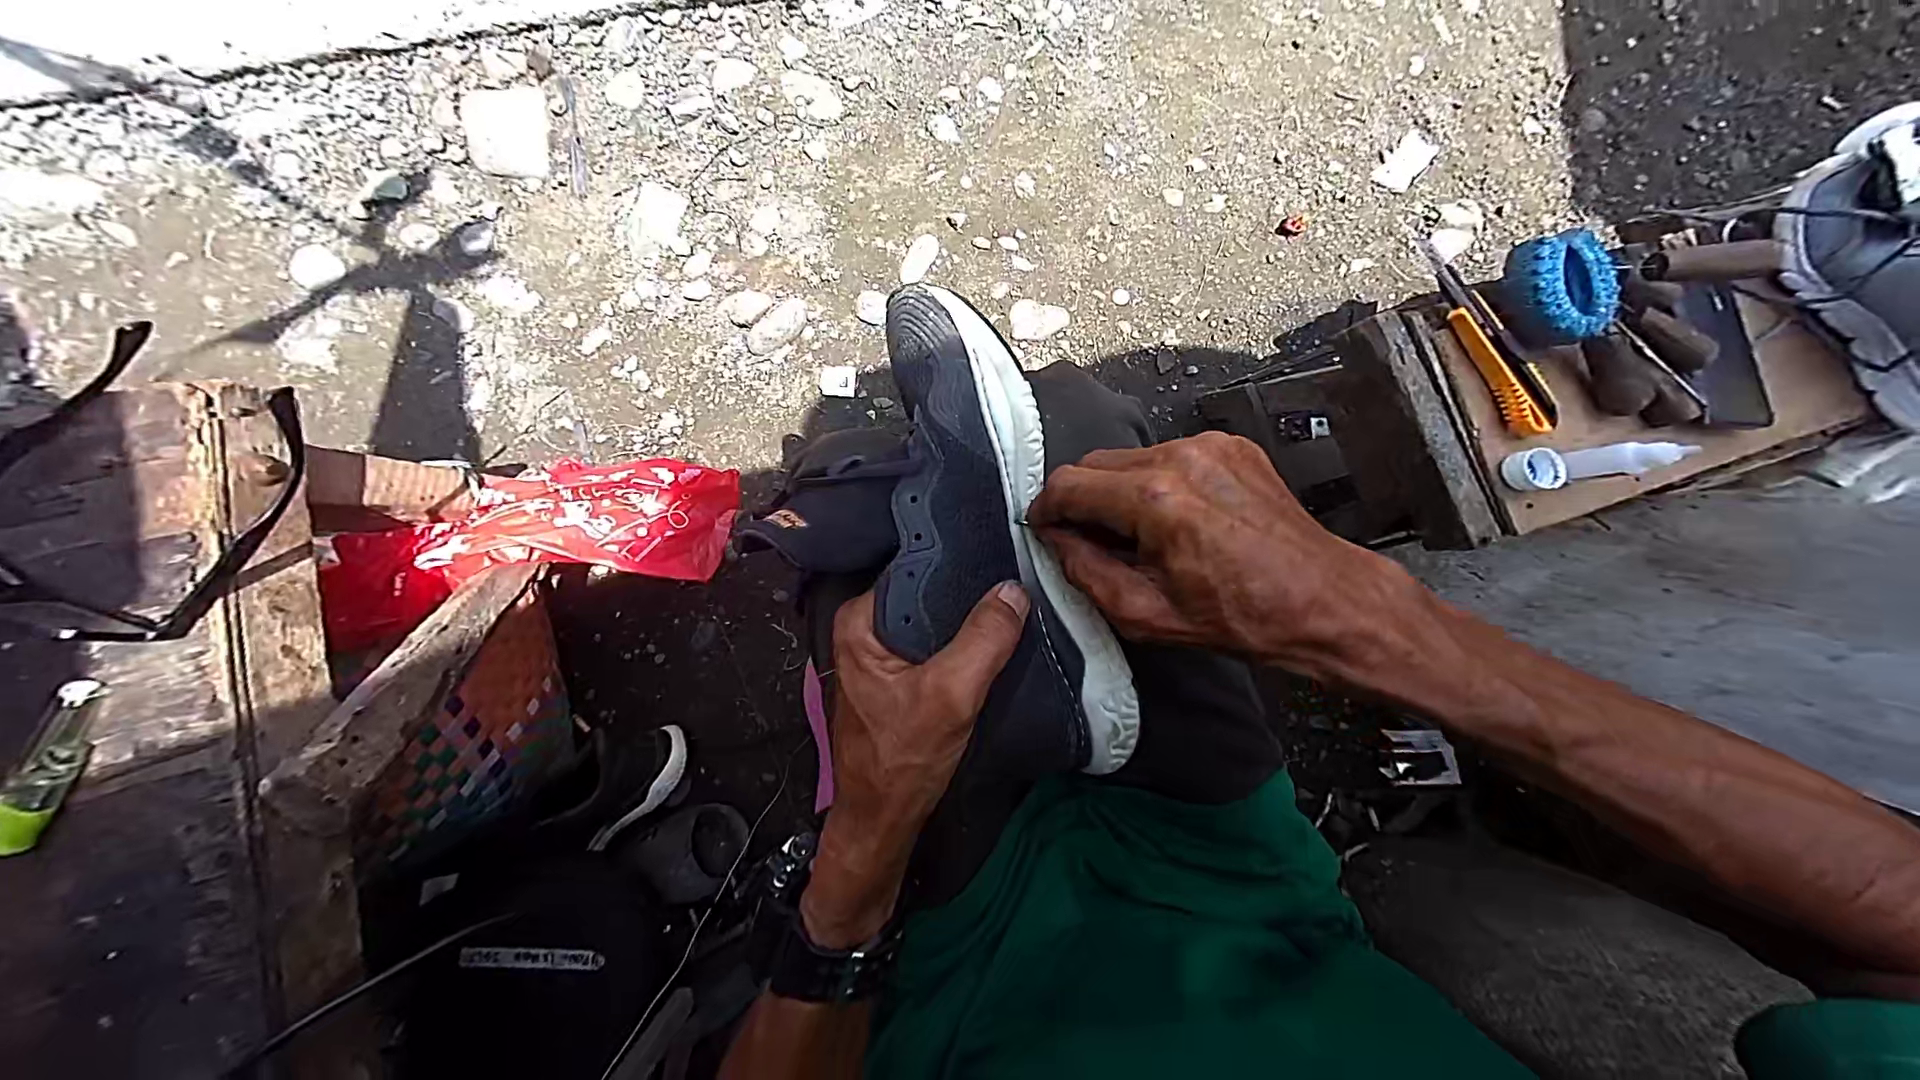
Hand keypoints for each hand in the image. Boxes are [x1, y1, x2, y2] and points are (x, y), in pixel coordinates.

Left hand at [800, 583, 1028, 946]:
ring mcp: (881, 653)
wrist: (884, 819)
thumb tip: (1013, 592)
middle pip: (926, 592)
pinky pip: (934, 643)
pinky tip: (989, 642)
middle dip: (966, 590)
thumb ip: (983, 640)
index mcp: (860, 621)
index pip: (914, 568)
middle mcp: (865, 629)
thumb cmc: (902, 760)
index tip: (997, 556)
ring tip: (1008, 608)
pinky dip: (960, 643)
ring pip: (933, 619)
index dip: (957, 562)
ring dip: (966, 619)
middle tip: (1011, 584)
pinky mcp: (898, 675)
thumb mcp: (951, 695)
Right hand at [1027, 432, 1432, 686]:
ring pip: (1127, 458)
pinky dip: (1152, 483)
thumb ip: (1083, 571)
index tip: (1044, 526)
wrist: (1321, 600)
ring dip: (1116, 492)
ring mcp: (1210, 448)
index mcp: (1158, 501)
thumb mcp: (1144, 613)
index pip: (1068, 484)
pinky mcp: (1229, 447)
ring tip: (1136, 536)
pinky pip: (1165, 456)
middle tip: (1087, 540)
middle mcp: (1183, 460)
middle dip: (1079, 500)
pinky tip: (1168, 519)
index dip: (1045, 508)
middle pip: (1093, 463)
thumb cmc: (1246, 614)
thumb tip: (1057, 541)